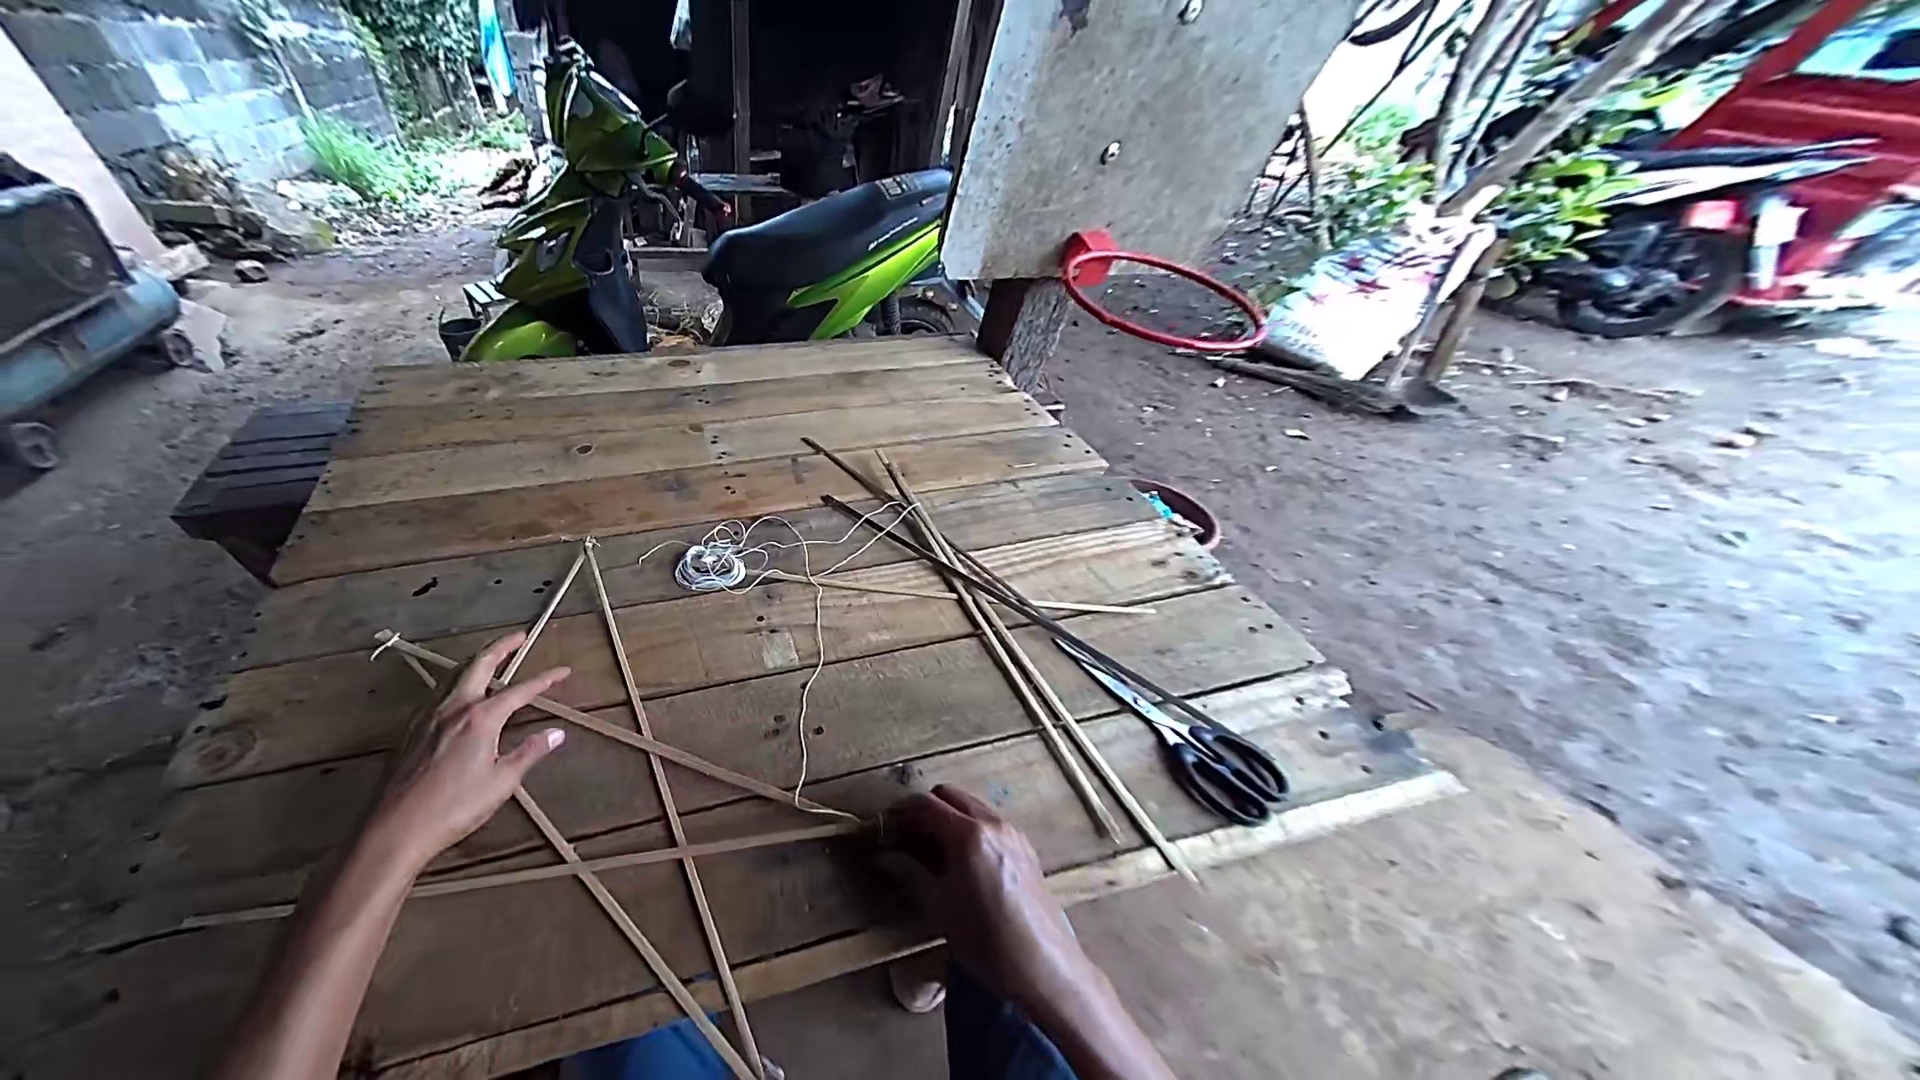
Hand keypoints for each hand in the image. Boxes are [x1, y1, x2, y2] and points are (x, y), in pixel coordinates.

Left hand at [364, 632, 570, 870]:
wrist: (391, 832)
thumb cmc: (454, 807)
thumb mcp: (502, 781)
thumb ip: (530, 752)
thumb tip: (556, 734)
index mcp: (480, 718)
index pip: (521, 690)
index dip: (545, 679)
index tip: (563, 671)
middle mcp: (452, 709)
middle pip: (477, 666)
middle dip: (501, 647)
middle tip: (519, 637)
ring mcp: (426, 719)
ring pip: (453, 676)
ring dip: (475, 661)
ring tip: (490, 656)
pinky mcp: (409, 733)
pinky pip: (437, 694)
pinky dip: (455, 682)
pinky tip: (457, 693)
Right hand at [885, 785, 1094, 1009]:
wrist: (1041, 964)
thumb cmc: (985, 939)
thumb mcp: (940, 907)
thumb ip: (911, 873)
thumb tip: (884, 856)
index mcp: (969, 834)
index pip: (928, 804)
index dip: (903, 811)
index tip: (887, 825)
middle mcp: (993, 823)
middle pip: (952, 795)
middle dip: (926, 809)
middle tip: (908, 834)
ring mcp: (1013, 832)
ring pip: (973, 806)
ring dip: (950, 816)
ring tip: (933, 848)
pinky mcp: (1025, 847)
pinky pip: (991, 822)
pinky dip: (971, 827)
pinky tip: (963, 858)